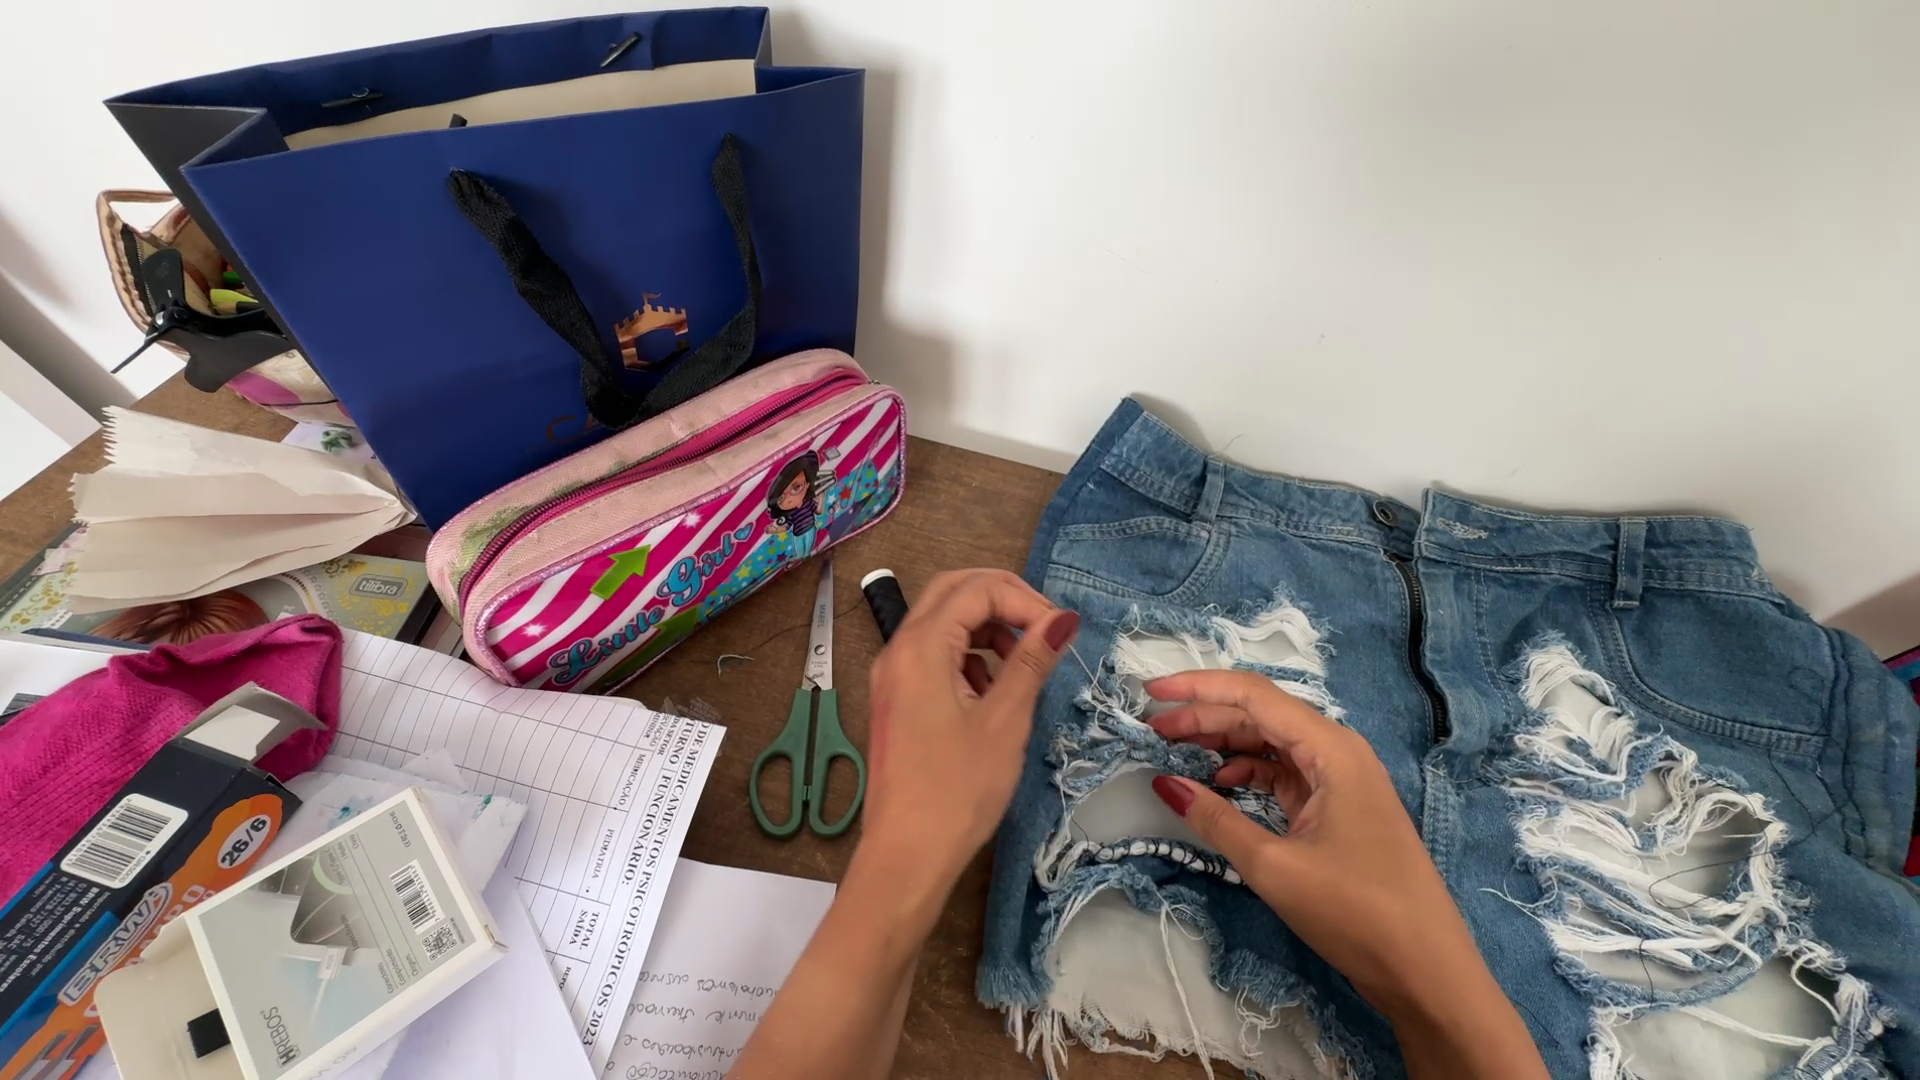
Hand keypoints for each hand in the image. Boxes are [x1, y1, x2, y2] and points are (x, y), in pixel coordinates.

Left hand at [861, 569, 1079, 891]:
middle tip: (1044, 624)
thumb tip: (1062, 618)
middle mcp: (897, 650)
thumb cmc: (958, 791)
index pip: (975, 590)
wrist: (906, 856)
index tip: (1060, 630)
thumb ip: (1031, 661)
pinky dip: (967, 655)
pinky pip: (933, 654)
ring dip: (985, 627)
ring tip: (1022, 661)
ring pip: (941, 621)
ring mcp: (892, 674)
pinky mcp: (897, 697)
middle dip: (1002, 599)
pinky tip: (993, 688)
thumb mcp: (1004, 721)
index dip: (1023, 600)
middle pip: (951, 592)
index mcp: (919, 647)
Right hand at [1146, 671, 1547, 1078]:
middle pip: (1259, 715)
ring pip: (1269, 742)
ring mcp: (1340, 778)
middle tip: (1152, 730)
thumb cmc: (1356, 912)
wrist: (1430, 977)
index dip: (1198, 687)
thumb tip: (1164, 782)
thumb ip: (1215, 818)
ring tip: (1175, 752)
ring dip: (1222, 744)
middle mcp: (1336, 750)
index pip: (1254, 695)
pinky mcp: (1337, 805)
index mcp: (1330, 748)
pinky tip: (1218, 786)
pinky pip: (1282, 772)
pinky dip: (1245, 773)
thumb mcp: (1274, 866)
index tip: (1151, 693)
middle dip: (1203, 718)